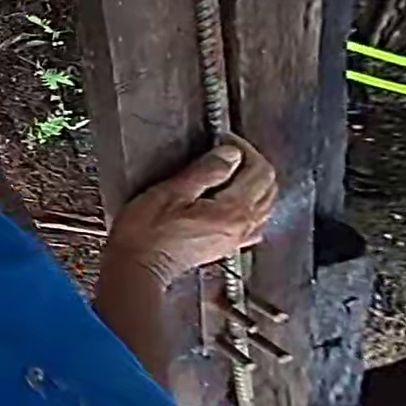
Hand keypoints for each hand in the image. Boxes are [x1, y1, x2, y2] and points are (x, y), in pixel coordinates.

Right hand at [102, 134, 277, 286]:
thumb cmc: (145, 233)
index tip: (226, 139)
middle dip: (254, 164)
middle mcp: (242, 225)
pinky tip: (238, 204)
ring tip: (233, 171)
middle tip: (230, 151)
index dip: (245, 150)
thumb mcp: (169, 193)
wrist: (137, 266)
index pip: (258, 171)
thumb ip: (203, 172)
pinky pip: (254, 223)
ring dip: (256, 184)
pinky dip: (253, 206)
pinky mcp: (224, 246)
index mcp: (232, 210)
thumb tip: (229, 153)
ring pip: (265, 205)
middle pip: (268, 188)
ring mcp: (235, 238)